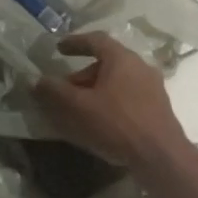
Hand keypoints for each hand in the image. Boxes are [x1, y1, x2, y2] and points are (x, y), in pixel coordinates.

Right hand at [34, 32, 187, 166]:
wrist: (161, 157)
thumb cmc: (118, 124)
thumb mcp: (79, 107)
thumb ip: (55, 91)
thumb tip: (35, 80)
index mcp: (122, 58)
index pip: (96, 40)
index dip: (74, 42)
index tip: (58, 48)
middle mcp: (140, 67)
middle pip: (106, 63)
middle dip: (81, 75)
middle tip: (63, 90)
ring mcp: (153, 88)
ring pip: (117, 81)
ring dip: (95, 90)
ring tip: (78, 109)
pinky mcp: (158, 108)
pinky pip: (128, 96)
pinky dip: (110, 101)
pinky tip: (100, 121)